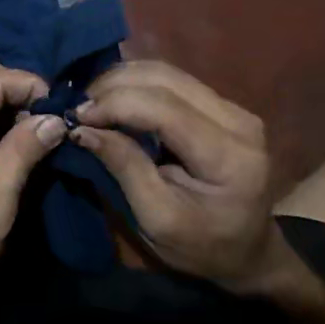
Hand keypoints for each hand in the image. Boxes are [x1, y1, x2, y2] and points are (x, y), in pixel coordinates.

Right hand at [70, 61, 293, 294]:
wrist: (248, 251)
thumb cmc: (202, 248)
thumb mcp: (157, 219)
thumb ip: (125, 168)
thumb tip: (83, 128)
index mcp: (229, 157)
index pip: (165, 109)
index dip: (116, 104)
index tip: (76, 116)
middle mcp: (239, 121)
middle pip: (166, 80)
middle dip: (114, 86)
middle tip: (78, 106)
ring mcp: (235, 108)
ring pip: (167, 72)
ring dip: (122, 80)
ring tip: (92, 101)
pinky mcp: (223, 104)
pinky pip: (173, 80)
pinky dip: (137, 83)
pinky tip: (114, 97)